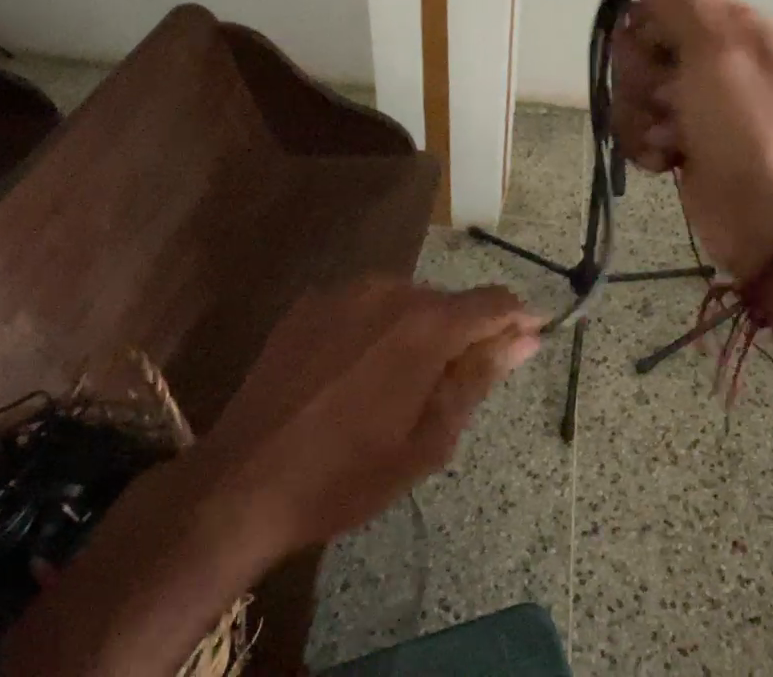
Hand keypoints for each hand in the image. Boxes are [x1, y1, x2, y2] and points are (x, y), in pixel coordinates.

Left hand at [194, 277, 540, 553]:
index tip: (528, 342)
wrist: (244, 481)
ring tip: (399, 390)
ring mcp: (340, 294)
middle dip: (462, 336)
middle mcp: (386, 292)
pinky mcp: (306, 306)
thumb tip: (525, 336)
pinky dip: (376, 332)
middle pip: (447, 302)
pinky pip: (362, 309)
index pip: (493, 302)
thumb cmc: (348, 474)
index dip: (516, 320)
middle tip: (451, 393)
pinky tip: (356, 378)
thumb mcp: (428, 440)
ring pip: (404, 302)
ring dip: (417, 333)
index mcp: (424, 325)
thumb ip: (479, 377)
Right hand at [611, 0, 772, 279]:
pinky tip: (667, 162)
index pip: (660, 0)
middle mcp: (709, 59)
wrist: (764, 218)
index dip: (644, 26)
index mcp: (727, 26)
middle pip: (638, 49)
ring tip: (672, 140)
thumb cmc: (745, 130)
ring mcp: (693, 104)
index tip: (652, 50)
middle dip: (641, 80)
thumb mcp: (715, 54)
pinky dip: (646, 147)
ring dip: (641, 119)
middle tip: (670, 101)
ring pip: (632, 93)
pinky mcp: (679, 142)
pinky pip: (638, 130)